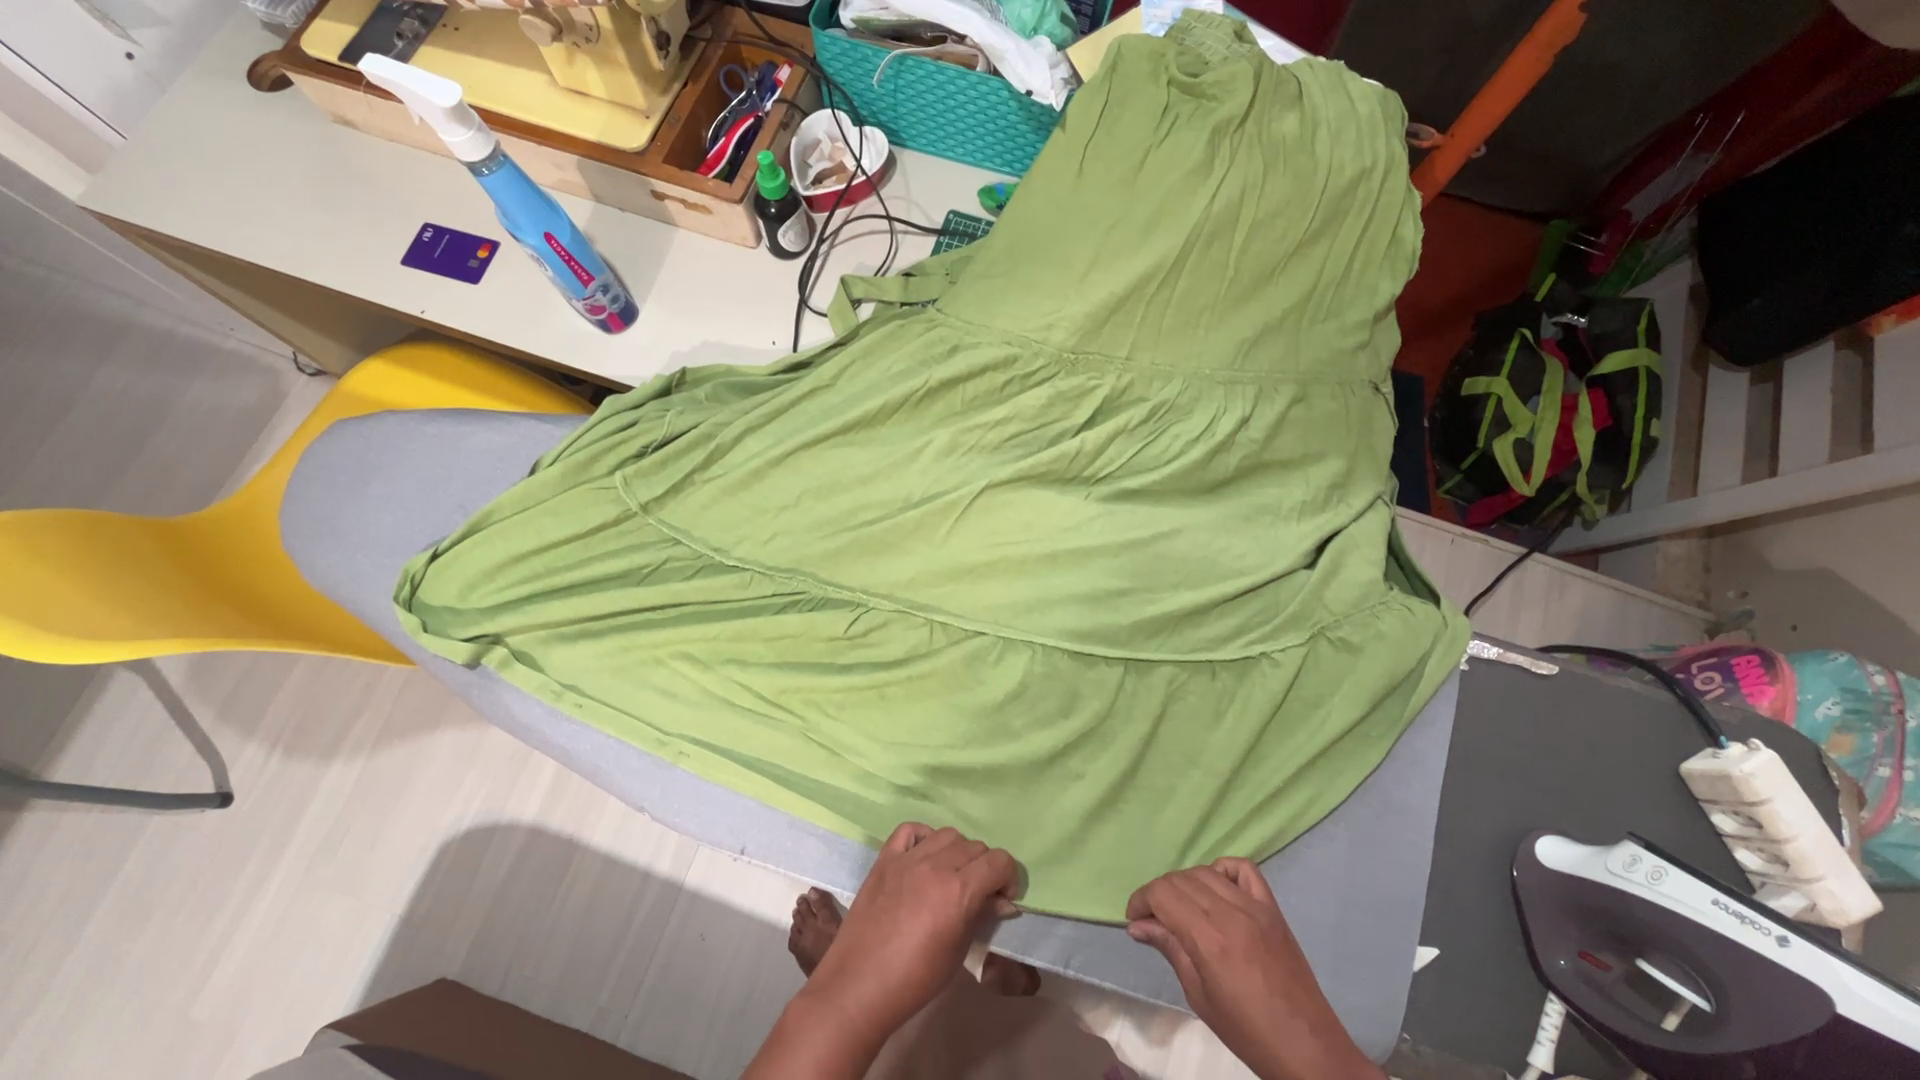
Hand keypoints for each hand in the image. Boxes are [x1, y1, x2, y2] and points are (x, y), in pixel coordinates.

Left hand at [799, 823, 1019, 1041]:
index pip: (999, 861)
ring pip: (946, 834)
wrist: (859, 985)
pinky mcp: (884, 860)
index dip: (1008, 877)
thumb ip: (981, 916)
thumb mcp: (958, 951)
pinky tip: (923, 859)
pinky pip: (909, 831)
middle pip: (975, 846)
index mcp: (958, 891)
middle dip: (985, 867)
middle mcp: (935, 866)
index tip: (1002, 899)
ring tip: (951, 876)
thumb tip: (1002, 902)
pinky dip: (923, 837)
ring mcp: (906, 859)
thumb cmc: (916, 978)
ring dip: (958, 852)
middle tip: (979, 893)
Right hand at [1126, 859, 1382, 1079]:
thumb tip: (1138, 925)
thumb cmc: (1246, 1030)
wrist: (1304, 1045)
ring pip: (1207, 872)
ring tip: (1181, 909)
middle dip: (1158, 893)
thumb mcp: (1198, 995)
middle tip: (1153, 920)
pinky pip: (1244, 870)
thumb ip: (1170, 949)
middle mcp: (1231, 912)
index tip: (1134, 920)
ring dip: (1185, 884)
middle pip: (1181, 879)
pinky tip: (1216, 891)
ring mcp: (1256, 907)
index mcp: (1209, 938)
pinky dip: (1223, 870)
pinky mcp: (1273, 909)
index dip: (1141, 900)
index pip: (1163, 893)